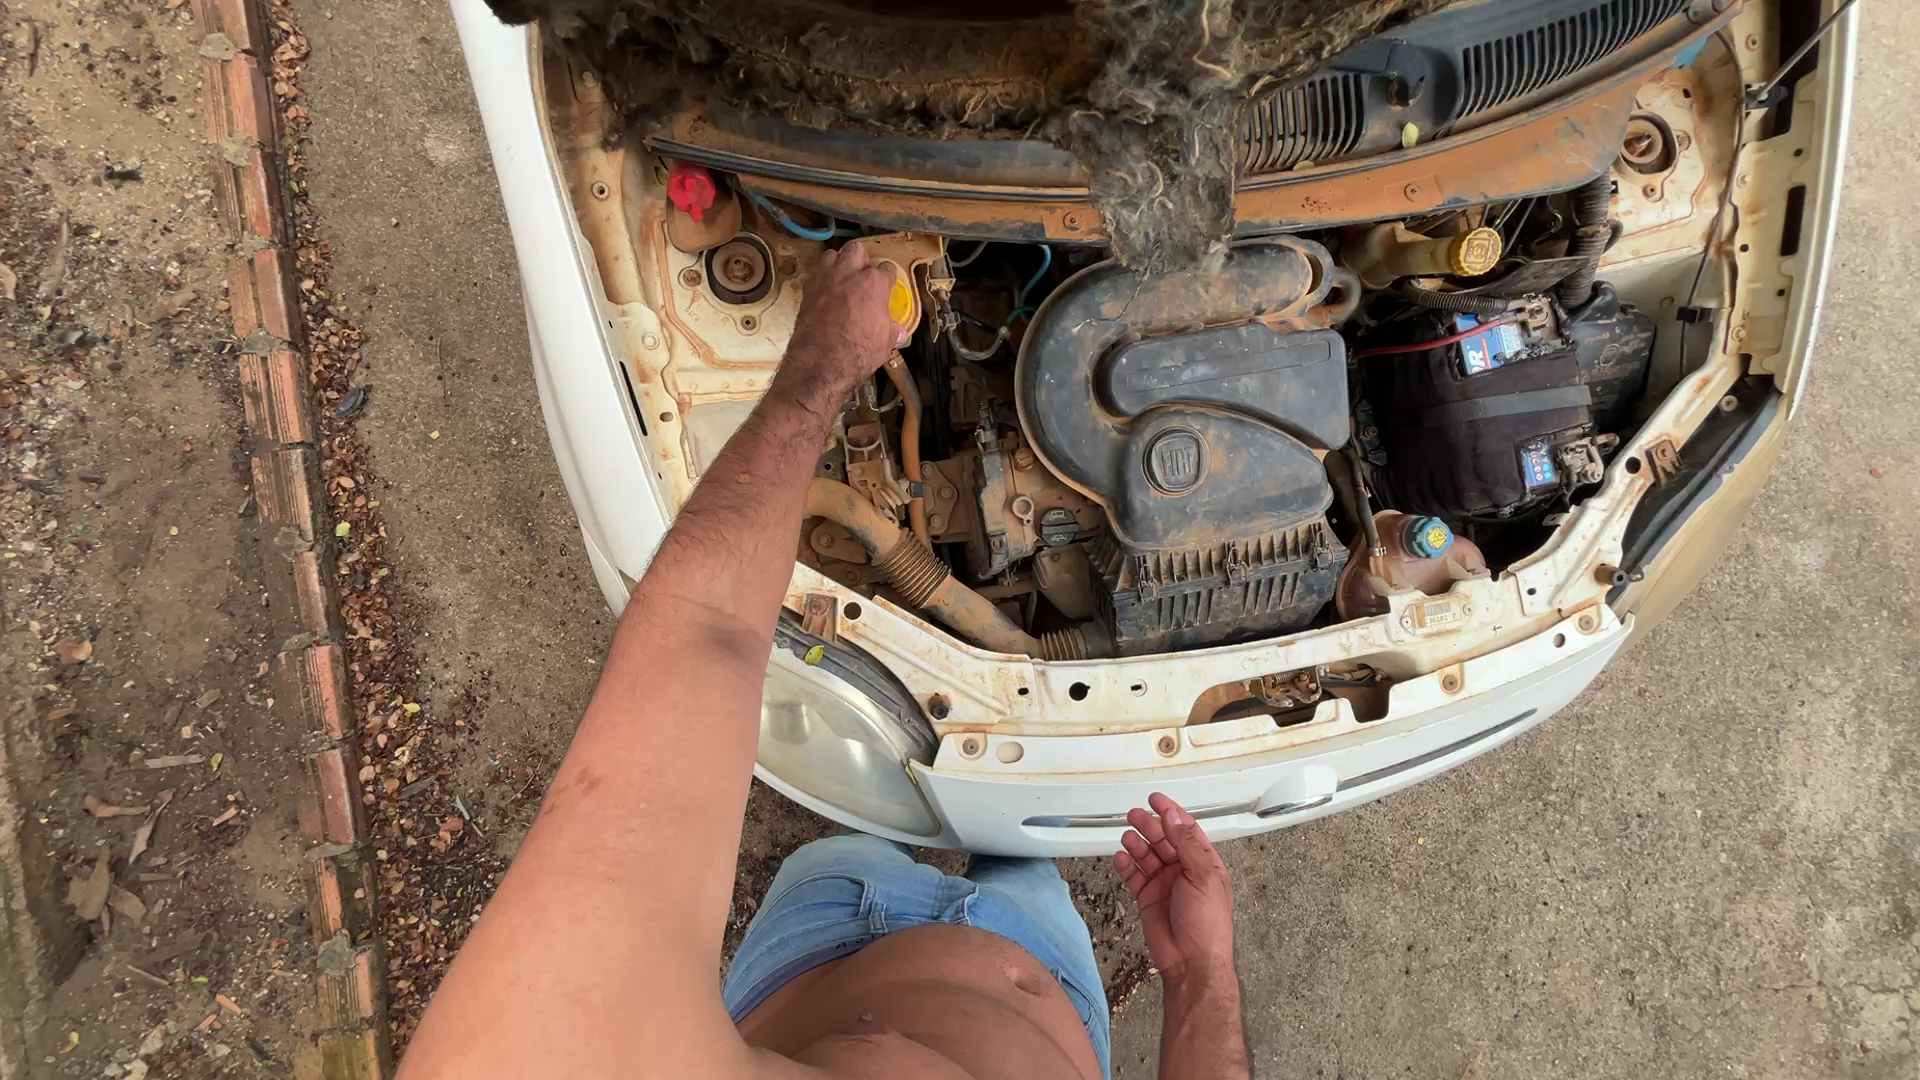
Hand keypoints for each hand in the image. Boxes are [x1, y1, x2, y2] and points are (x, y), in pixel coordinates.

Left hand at [772, 242, 908, 417]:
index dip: (887, 279)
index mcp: (874, 284)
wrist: (821, 362)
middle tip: (863, 274)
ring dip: (839, 263)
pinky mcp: (808, 289)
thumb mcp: (883, 345)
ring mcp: (826, 278)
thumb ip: (891, 332)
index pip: (886, 270)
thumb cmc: (857, 353)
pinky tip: (826, 292)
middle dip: (862, 259)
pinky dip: (822, 278)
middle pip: (857, 250)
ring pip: (833, 254)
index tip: (887, 286)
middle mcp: (850, 273)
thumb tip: (899, 331)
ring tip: (842, 278)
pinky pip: (816, 273)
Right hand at [1113, 792, 1234, 984]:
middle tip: (1134, 815)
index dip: (1172, 813)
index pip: (1186, 830)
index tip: (1156, 799)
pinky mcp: (1148, 897)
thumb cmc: (1207, 923)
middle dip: (1149, 825)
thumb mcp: (1203, 877)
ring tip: (1127, 836)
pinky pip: (1134, 875)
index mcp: (1204, 863)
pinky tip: (1120, 858)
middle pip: (1163, 839)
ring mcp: (1165, 883)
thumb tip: (1173, 817)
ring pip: (1147, 855)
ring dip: (1136, 843)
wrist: (1191, 964)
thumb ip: (1186, 844)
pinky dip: (1126, 865)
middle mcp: (1184, 870)